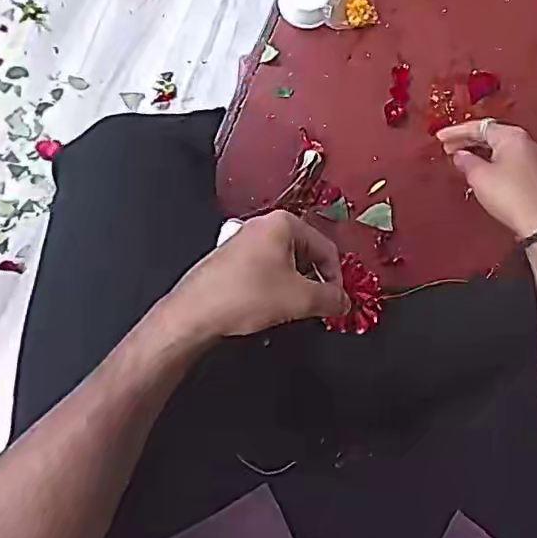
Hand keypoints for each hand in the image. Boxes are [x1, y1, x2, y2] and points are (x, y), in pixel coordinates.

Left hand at [160, 211, 347, 339]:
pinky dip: (276, 287)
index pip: (326, 248)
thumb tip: (343, 301)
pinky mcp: (233, 258)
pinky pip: (268, 268)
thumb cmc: (243, 297)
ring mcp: (247, 240)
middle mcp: (265, 225)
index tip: (337, 301)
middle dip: (315, 282)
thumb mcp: (299, 299)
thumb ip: (330, 298)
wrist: (193, 314)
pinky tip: (270, 307)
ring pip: (287, 263)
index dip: (336, 278)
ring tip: (292, 309)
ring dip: (296, 286)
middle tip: (318, 306)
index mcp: (284, 223)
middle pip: (307, 254)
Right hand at [436, 119, 536, 238]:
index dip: (456, 132)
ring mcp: (528, 156)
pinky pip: (503, 157)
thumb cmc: (508, 194)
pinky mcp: (530, 171)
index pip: (479, 127)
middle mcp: (522, 140)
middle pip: (489, 134)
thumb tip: (460, 155)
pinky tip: (475, 167)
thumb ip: (466, 161)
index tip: (439, 137)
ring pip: (496, 146)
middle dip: (465, 140)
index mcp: (510, 135)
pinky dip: (487, 159)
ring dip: (476, 150)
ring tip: (456, 156)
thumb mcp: (479, 176)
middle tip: (445, 147)